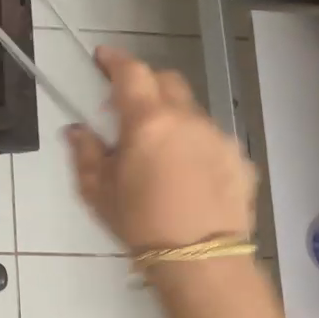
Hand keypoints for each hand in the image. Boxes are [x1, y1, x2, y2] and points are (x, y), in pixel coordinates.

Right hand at [67, 46, 256, 253]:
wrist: (202, 260)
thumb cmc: (139, 221)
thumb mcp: (96, 189)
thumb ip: (84, 151)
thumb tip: (78, 131)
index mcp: (148, 122)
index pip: (132, 73)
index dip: (115, 60)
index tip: (101, 57)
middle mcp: (188, 120)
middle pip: (167, 82)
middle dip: (144, 84)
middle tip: (122, 104)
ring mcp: (219, 139)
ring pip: (190, 111)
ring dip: (169, 117)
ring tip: (155, 148)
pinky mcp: (240, 161)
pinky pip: (210, 139)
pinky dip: (192, 143)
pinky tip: (183, 173)